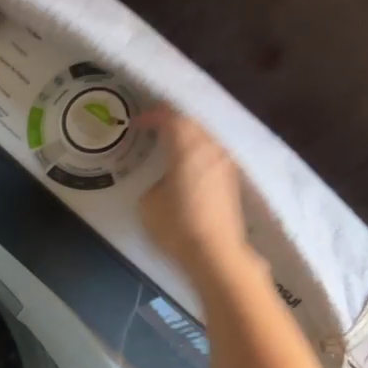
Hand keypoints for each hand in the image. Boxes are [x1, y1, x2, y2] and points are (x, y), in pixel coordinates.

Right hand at [137, 106, 252, 283]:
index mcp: (188, 148)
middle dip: (171, 120)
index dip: (153, 116)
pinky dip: (196, 150)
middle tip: (152, 127)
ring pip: (204, 136)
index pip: (172, 119)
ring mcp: (225, 162)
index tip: (137, 122)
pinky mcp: (231, 178)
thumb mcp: (149, 203)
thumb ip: (153, 180)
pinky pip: (211, 152)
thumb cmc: (176, 226)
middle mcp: (211, 148)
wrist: (215, 252)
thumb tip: (162, 178)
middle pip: (192, 122)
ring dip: (186, 135)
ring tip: (168, 143)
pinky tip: (185, 162)